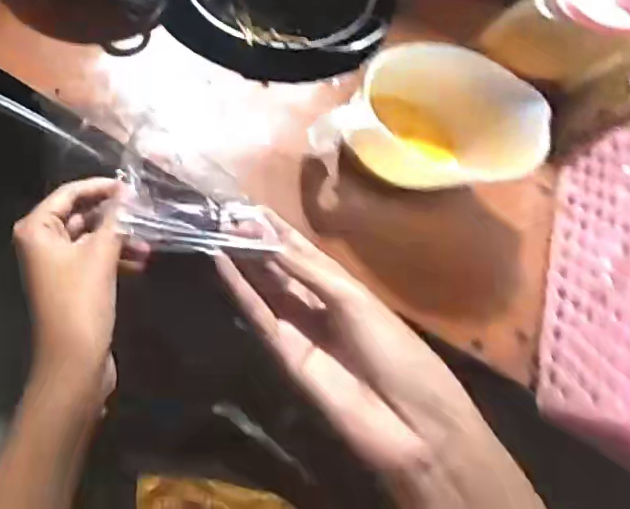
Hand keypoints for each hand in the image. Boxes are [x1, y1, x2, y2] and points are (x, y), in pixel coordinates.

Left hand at [11, 177, 141, 403]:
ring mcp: (54, 263)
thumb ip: (114, 221)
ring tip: (149, 238)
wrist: (74, 366)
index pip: (69, 193)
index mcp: (36, 229)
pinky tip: (141, 259)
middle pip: (79, 213)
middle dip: (111, 212)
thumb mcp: (100, 256)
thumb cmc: (80, 303)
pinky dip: (113, 256)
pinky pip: (92, 258)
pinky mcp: (69, 283)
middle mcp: (40, 241)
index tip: (129, 184)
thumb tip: (128, 196)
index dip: (99, 186)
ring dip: (117, 236)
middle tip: (142, 207)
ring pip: (89, 237)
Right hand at [215, 209, 540, 506]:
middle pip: (273, 264)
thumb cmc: (396, 350)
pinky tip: (220, 261)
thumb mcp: (354, 299)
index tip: (244, 202)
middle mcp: (310, 301)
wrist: (415, 426)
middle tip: (221, 212)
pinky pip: (257, 313)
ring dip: (239, 257)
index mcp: (335, 284)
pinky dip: (238, 288)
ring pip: (260, 284)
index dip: (272, 226)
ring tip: (214, 227)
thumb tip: (265, 235)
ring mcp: (295, 325)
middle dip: (250, 238)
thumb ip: (306, 268)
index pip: (296, 247)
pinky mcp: (282, 350)